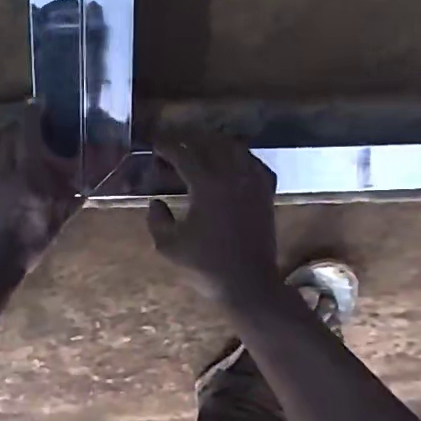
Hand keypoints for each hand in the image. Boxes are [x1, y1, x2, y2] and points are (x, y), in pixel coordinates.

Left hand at [0, 115, 81, 271]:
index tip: (39, 107)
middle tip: (28, 133)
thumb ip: (73, 192)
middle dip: (20, 128)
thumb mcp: (58, 219)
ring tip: (6, 143)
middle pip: (9, 132)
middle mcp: (3, 169)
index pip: (29, 130)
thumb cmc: (28, 244)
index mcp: (30, 177)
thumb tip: (91, 174)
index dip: (34, 113)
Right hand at [147, 132, 293, 306]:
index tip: (154, 142)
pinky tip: (232, 160)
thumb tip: (155, 202)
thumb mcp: (168, 245)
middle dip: (189, 137)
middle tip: (173, 138)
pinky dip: (240, 155)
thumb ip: (157, 220)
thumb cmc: (206, 266)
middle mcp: (232, 177)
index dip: (166, 145)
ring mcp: (253, 184)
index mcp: (207, 186)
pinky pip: (254, 163)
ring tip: (200, 143)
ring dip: (215, 141)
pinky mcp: (266, 194)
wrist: (250, 284)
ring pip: (235, 148)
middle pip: (211, 143)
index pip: (183, 154)